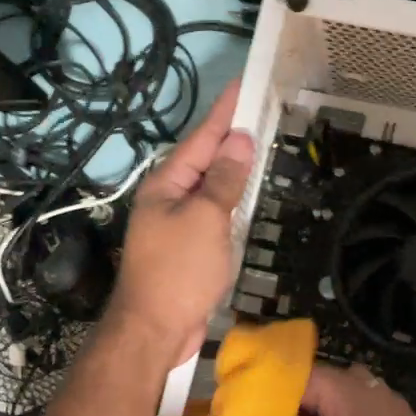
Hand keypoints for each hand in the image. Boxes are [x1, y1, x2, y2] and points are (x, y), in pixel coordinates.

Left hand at [107, 79, 254, 363]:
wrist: (154, 330)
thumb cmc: (178, 271)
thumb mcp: (206, 219)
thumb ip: (224, 181)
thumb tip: (239, 141)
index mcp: (166, 184)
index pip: (201, 138)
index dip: (225, 113)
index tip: (244, 85)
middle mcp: (167, 200)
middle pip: (204, 162)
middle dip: (230, 139)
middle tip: (261, 115)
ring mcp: (174, 228)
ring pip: (208, 191)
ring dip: (231, 172)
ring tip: (258, 151)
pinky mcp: (185, 253)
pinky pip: (211, 219)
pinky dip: (229, 206)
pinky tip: (244, 203)